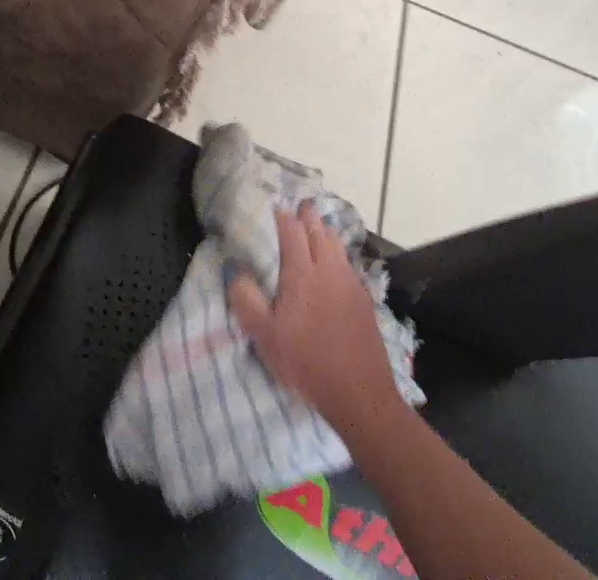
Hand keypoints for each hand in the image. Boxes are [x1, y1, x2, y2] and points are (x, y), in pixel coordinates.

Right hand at [228, 201, 401, 436]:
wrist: (359, 392)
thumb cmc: (305, 362)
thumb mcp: (264, 335)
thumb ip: (246, 299)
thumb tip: (234, 270)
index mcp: (302, 274)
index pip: (292, 231)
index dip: (282, 216)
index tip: (274, 205)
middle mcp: (329, 270)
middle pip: (319, 232)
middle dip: (308, 216)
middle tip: (299, 204)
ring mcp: (350, 284)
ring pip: (338, 246)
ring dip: (325, 231)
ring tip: (317, 225)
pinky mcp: (364, 300)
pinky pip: (349, 264)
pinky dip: (339, 253)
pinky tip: (336, 262)